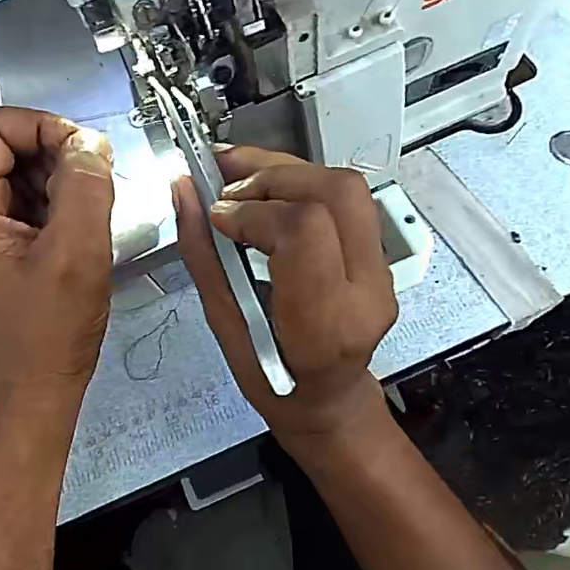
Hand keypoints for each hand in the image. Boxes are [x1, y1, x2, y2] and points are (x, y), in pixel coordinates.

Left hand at [0, 105, 114, 417]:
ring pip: (22, 170)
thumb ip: (86, 188)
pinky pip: (29, 199)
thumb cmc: (49, 331)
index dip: (47, 129)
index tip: (92, 156)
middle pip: (6, 144)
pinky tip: (81, 230)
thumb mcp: (77, 253)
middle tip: (99, 188)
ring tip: (92, 217)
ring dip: (64, 182)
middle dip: (59, 157)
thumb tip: (91, 143)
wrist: (38, 387)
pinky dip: (62, 203)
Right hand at [173, 147, 397, 451]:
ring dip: (289, 172)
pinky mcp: (381, 259)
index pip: (305, 230)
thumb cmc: (276, 381)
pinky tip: (268, 191)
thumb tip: (186, 194)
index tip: (218, 215)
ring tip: (241, 179)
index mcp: (327, 324)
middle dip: (275, 176)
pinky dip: (303, 185)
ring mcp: (383, 274)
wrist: (329, 397)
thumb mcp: (227, 328)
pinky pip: (349, 203)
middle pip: (337, 194)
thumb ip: (206, 258)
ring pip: (348, 188)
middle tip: (228, 186)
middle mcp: (368, 292)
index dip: (255, 209)